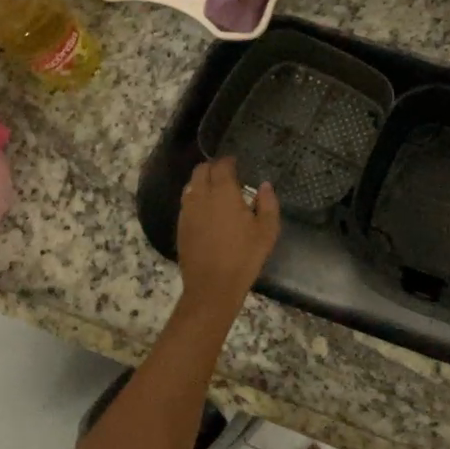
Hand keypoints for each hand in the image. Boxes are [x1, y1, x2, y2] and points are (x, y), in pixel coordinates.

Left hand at [175, 157, 280, 317]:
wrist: (212, 287)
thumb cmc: (244, 257)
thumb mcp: (267, 230)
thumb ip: (268, 203)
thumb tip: (264, 186)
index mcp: (223, 193)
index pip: (221, 166)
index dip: (228, 161)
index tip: (236, 162)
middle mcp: (200, 196)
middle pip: (201, 171)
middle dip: (213, 168)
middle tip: (227, 174)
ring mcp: (187, 212)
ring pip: (190, 186)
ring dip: (202, 183)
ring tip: (217, 191)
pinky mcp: (180, 227)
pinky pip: (186, 203)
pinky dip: (196, 199)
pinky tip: (207, 211)